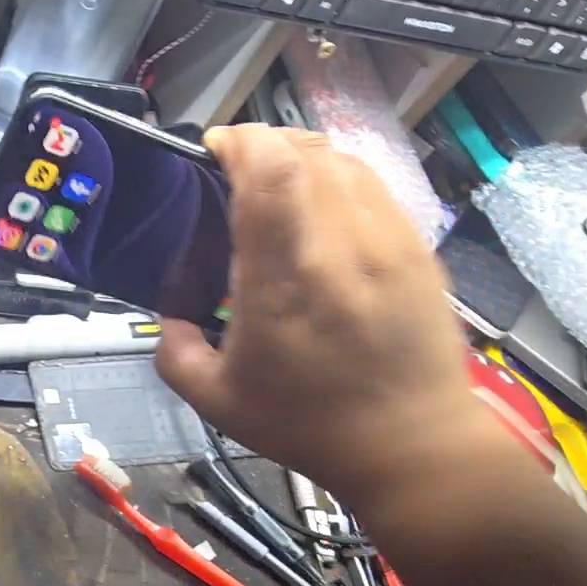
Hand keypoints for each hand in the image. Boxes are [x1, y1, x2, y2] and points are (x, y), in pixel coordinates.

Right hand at [156, 125, 492, 508]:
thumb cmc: (305, 424)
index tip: (214, 152)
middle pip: (304, 151)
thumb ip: (174, 354)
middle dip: (264, 144)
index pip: (268, 173)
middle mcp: (339, 247)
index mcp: (282, 282)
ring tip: (276, 183)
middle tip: (236, 168)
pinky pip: (373, 184)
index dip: (239, 144)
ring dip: (301, 156)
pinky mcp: (415, 246)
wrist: (406, 441)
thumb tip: (171, 318)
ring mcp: (387, 240)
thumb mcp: (216, 402)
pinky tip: (319, 208)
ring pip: (343, 158)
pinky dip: (337, 178)